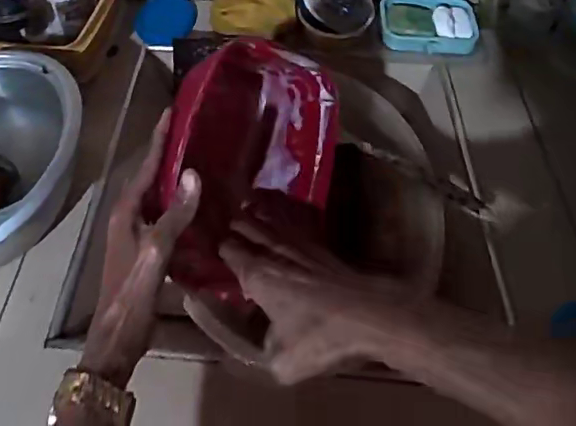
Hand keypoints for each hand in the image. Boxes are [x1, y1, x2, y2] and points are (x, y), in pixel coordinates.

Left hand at [79, 110, 200, 385]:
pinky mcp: (143, 246)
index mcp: (126, 209)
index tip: (172, 110)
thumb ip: (175, 214)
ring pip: (156, 193)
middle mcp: (127, 213)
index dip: (159, 136)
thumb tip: (193, 173)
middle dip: (168, 150)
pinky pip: (162, 212)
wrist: (114, 342)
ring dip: (172, 175)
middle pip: (150, 173)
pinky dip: (176, 201)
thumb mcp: (156, 252)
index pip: (146, 163)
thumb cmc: (131, 294)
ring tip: (198, 157)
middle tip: (193, 129)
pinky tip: (195, 204)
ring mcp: (133, 231)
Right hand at [218, 216, 406, 383]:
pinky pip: (284, 219)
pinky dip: (272, 214)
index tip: (206, 252)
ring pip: (263, 216)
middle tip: (219, 232)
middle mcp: (271, 249)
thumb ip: (248, 349)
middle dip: (230, 226)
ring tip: (239, 215)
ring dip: (250, 215)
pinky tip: (271, 217)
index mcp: (256, 273)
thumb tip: (235, 339)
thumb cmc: (321, 337)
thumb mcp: (280, 362)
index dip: (214, 249)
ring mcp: (294, 239)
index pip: (225, 248)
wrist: (368, 314)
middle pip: (242, 224)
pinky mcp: (314, 240)